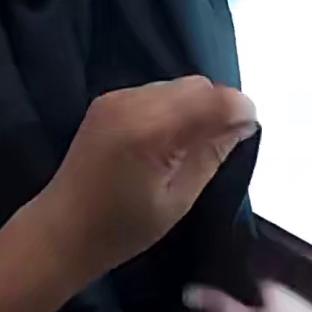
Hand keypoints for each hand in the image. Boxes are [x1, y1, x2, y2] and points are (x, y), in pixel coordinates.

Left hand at [21, 76, 255, 287]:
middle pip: (194, 85)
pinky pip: (153, 91)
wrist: (63, 227)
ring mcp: (115, 97)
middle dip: (217, 107)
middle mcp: (131, 101)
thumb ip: (212, 153)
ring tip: (190, 145)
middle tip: (221, 143)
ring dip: (193, 106)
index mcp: (149, 128)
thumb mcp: (178, 198)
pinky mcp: (106, 100)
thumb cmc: (122, 227)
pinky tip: (165, 139)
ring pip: (175, 85)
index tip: (248, 132)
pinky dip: (170, 107)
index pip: (211, 97)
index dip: (239, 109)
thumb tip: (244, 121)